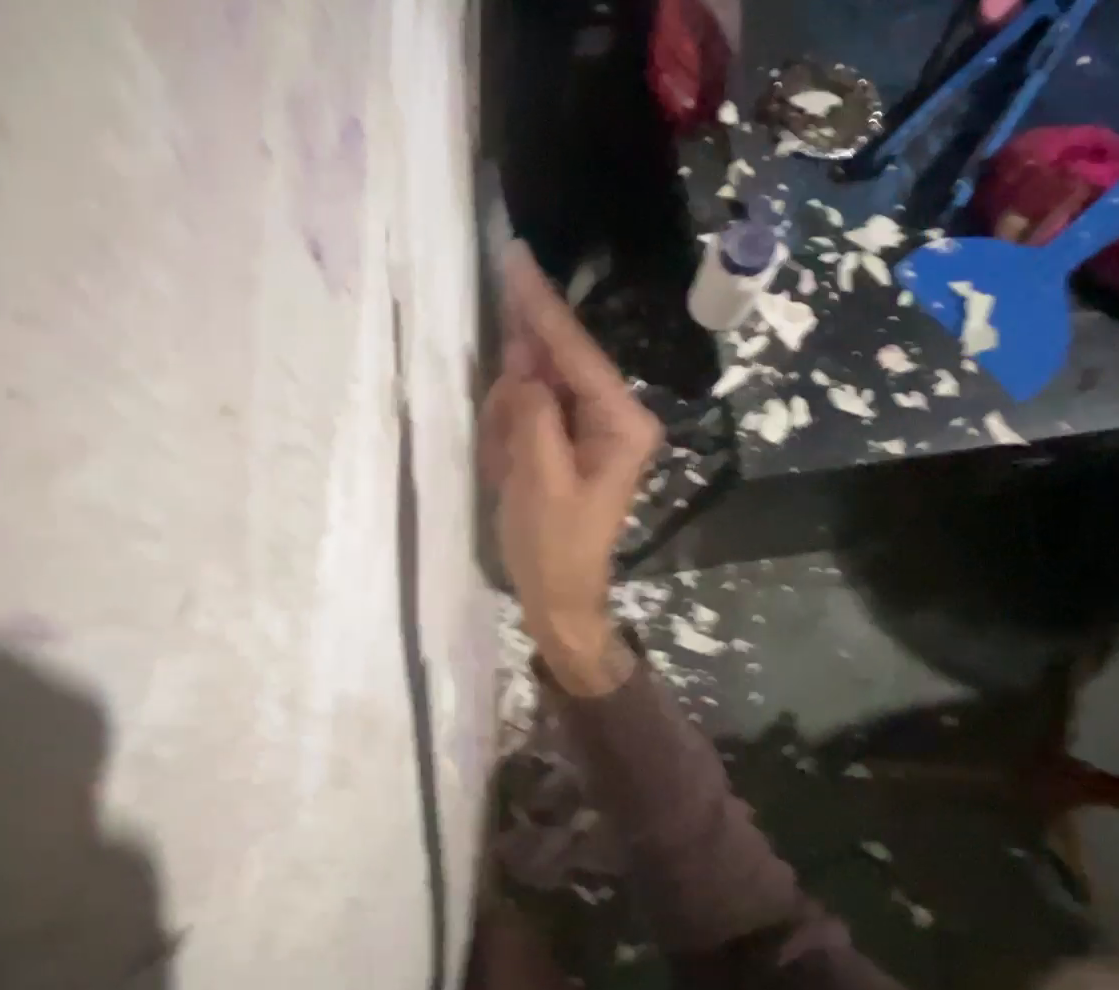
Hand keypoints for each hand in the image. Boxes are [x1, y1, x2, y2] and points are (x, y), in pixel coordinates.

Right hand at [480, 244, 660, 688]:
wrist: (560, 601)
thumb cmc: (553, 547)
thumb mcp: (537, 479)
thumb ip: (531, 414)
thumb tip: (523, 369)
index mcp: (620, 422)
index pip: (574, 352)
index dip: (540, 308)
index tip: (517, 260)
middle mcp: (612, 417)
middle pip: (559, 364)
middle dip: (519, 372)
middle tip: (498, 386)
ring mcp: (590, 431)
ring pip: (538, 391)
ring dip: (509, 417)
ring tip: (506, 469)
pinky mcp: (568, 445)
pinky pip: (532, 417)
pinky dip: (508, 433)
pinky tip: (506, 469)